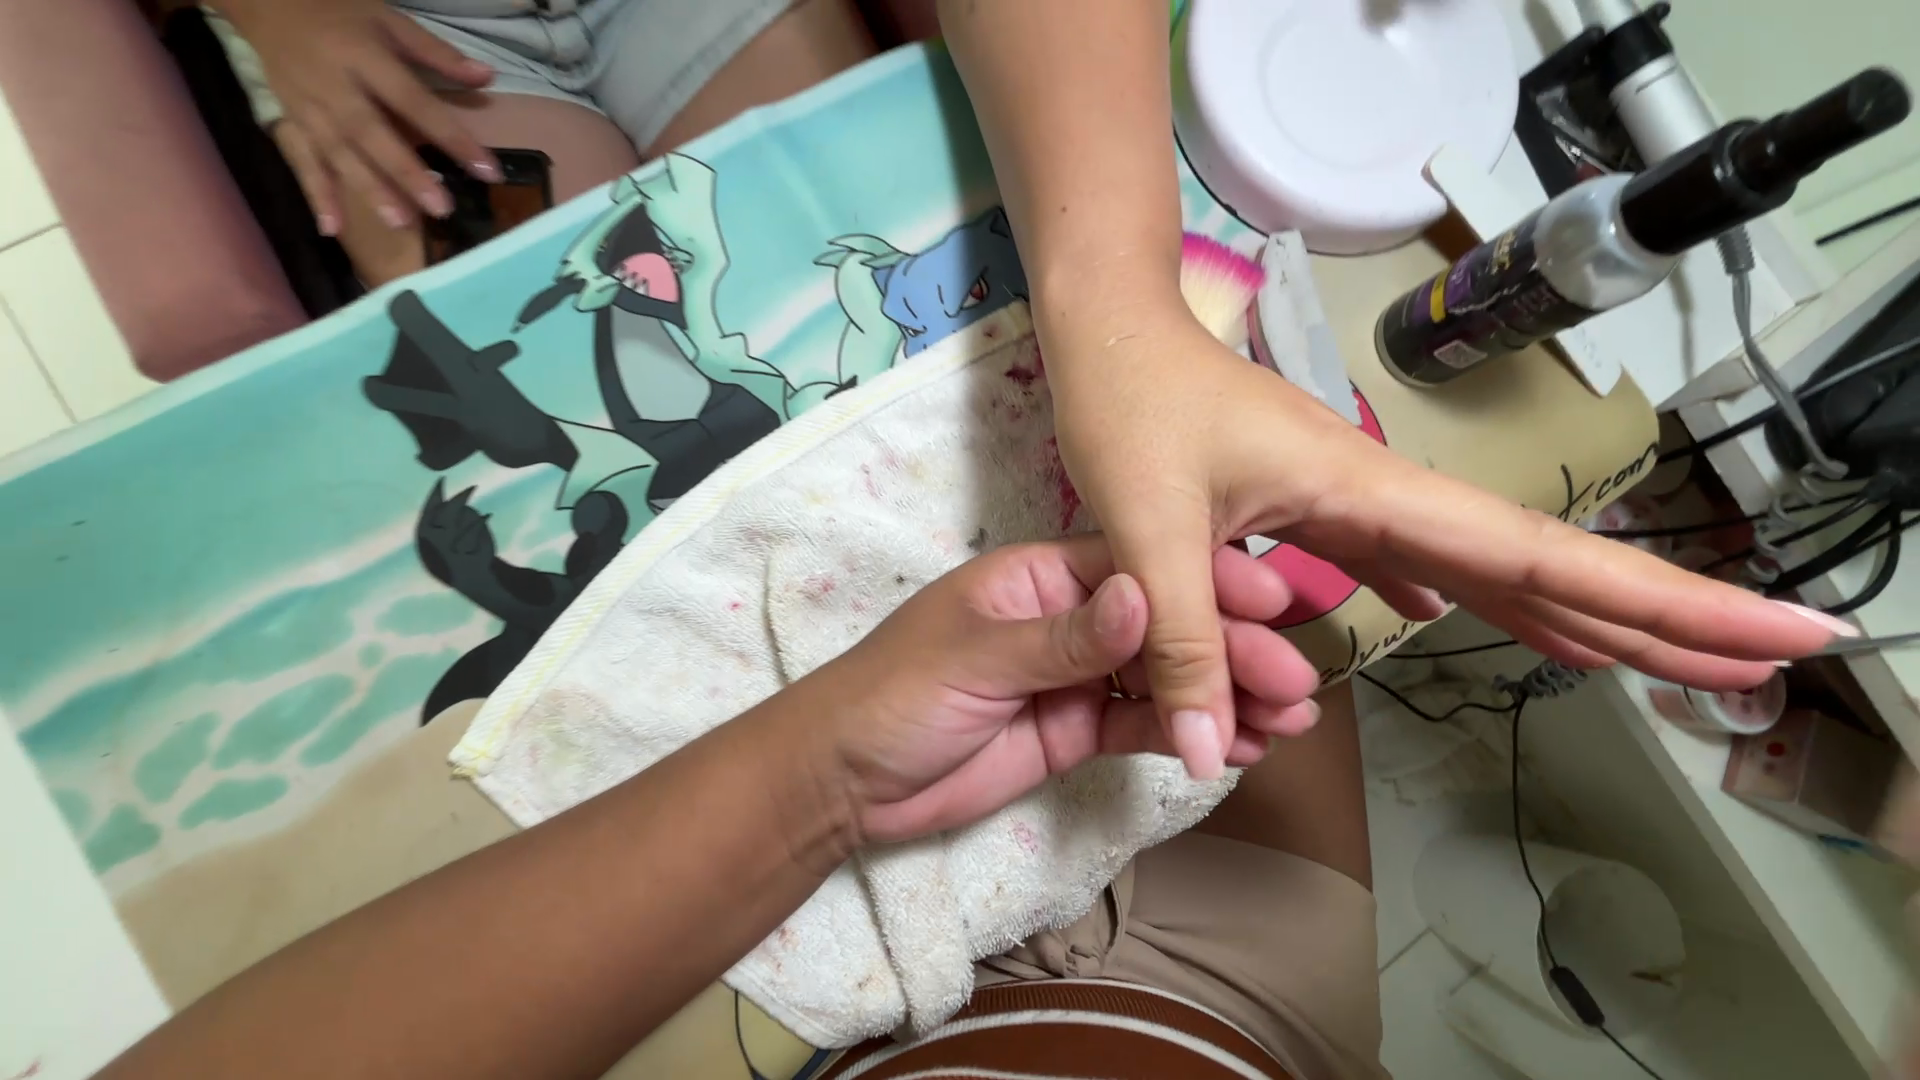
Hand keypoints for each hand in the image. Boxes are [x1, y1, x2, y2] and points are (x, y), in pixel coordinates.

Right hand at [220, 0, 498, 233]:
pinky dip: (316, 194)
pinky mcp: (288, 119)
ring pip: (338, 152)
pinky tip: (332, 229)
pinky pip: (301, 159)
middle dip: (405, 172)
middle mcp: (332, 85)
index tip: (489, 171)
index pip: (415, 102)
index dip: (451, 137)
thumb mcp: (387, 19)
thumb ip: (436, 54)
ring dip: (369, 190)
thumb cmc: (335, 10)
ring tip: (402, 223)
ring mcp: (306, 105)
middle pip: (371, 133)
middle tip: (441, 208)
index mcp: (362, 56)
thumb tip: (488, 77)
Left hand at [802, 535, 1321, 843]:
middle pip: (1161, 627)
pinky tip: (1236, 746)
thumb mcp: (979, 657)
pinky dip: (1185, 732)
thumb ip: (1066, 638)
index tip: (1273, 606)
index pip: (1136, 569)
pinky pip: (1138, 725)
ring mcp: (1072, 676)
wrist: (848, 780)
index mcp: (1038, 578)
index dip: (1203, 586)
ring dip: (1221, 697)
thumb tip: (1149, 596)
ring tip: (1286, 721)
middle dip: (1227, 652)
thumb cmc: (898, 694)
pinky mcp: (1072, 729)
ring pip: (1160, 679)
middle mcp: (1066, 619)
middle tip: (1295, 684)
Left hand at [1040, 298, 1849, 779]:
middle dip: (1627, 612)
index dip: (1650, 596)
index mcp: (1358, 486)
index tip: (1778, 632)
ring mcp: (1331, 491)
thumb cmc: (1127, 407)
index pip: (1525, 548)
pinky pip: (1378, 552)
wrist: (1106, 332)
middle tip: (1741, 670)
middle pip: (1513, 557)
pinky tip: (1432, 613)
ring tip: (1612, 658)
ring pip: (1451, 558)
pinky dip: (1422, 587)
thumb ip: (1181, 642)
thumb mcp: (1148, 532)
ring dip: (1531, 605)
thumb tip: (1209, 756)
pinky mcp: (1292, 497)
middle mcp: (1363, 487)